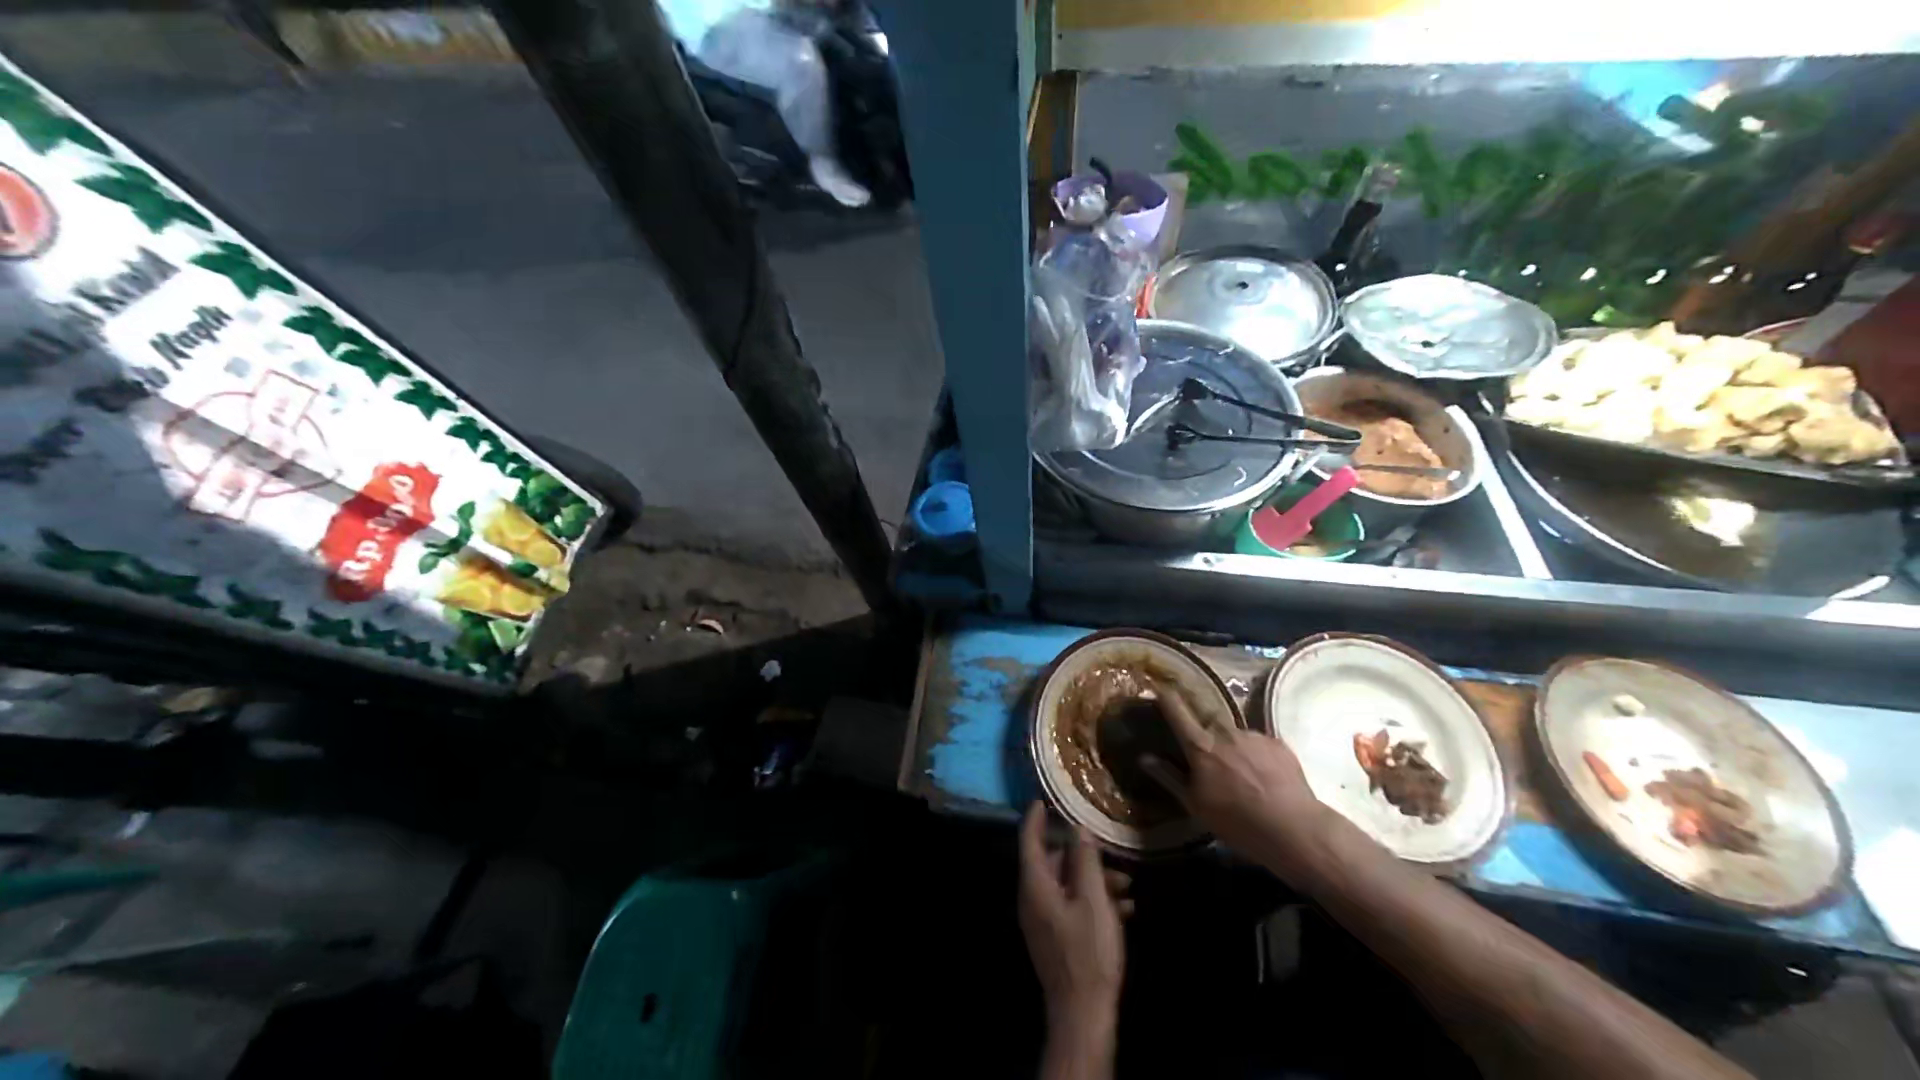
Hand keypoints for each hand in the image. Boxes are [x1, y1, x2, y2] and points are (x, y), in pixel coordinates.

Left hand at [1018, 801, 1131, 1028]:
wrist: (1083, 1012)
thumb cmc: (1088, 951)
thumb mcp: (1093, 899)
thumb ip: (1085, 861)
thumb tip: (1077, 828)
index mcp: (1035, 885)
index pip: (1029, 840)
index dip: (1035, 818)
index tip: (1044, 799)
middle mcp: (1032, 899)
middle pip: (1052, 862)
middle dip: (1081, 854)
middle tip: (1109, 851)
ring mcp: (1042, 920)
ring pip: (1066, 885)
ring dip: (1094, 880)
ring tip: (1128, 886)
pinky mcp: (1055, 937)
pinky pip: (1071, 906)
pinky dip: (1093, 901)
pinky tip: (1124, 909)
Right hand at [1139, 690, 1327, 877]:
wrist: (1294, 829)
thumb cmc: (1236, 822)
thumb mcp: (1195, 805)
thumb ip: (1169, 777)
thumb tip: (1144, 757)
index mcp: (1200, 746)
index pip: (1176, 711)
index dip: (1166, 697)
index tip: (1159, 687)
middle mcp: (1225, 732)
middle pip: (1207, 719)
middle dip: (1204, 729)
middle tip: (1208, 751)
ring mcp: (1254, 736)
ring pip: (1235, 733)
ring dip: (1232, 745)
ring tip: (1242, 772)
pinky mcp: (1278, 743)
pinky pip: (1259, 742)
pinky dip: (1256, 755)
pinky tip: (1264, 777)